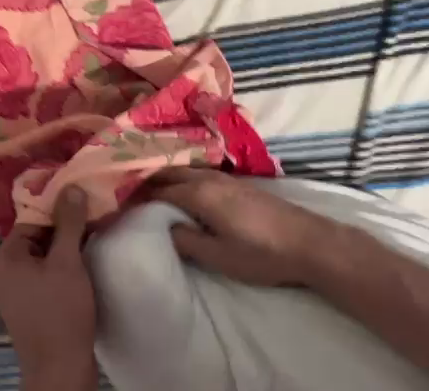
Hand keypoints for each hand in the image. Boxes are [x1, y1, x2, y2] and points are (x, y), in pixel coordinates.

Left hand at [0, 186, 97, 390]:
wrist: (60, 373)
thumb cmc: (60, 313)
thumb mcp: (67, 262)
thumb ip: (68, 223)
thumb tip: (70, 186)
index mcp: (6, 257)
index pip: (32, 217)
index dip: (58, 205)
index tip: (83, 195)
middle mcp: (6, 270)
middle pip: (38, 235)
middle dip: (65, 225)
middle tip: (93, 211)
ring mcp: (19, 290)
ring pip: (45, 255)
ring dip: (67, 245)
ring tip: (95, 229)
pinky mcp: (34, 305)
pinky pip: (48, 274)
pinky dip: (66, 265)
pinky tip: (87, 258)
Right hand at [149, 167, 347, 286]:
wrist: (307, 242)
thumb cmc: (260, 253)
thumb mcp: (220, 257)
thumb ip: (187, 242)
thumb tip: (163, 229)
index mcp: (199, 194)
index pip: (160, 191)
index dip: (140, 198)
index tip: (121, 204)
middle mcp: (208, 179)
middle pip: (171, 173)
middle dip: (150, 181)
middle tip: (131, 194)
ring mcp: (225, 178)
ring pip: (186, 170)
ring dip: (167, 177)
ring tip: (152, 190)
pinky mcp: (238, 183)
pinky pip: (199, 173)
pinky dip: (184, 178)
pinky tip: (185, 189)